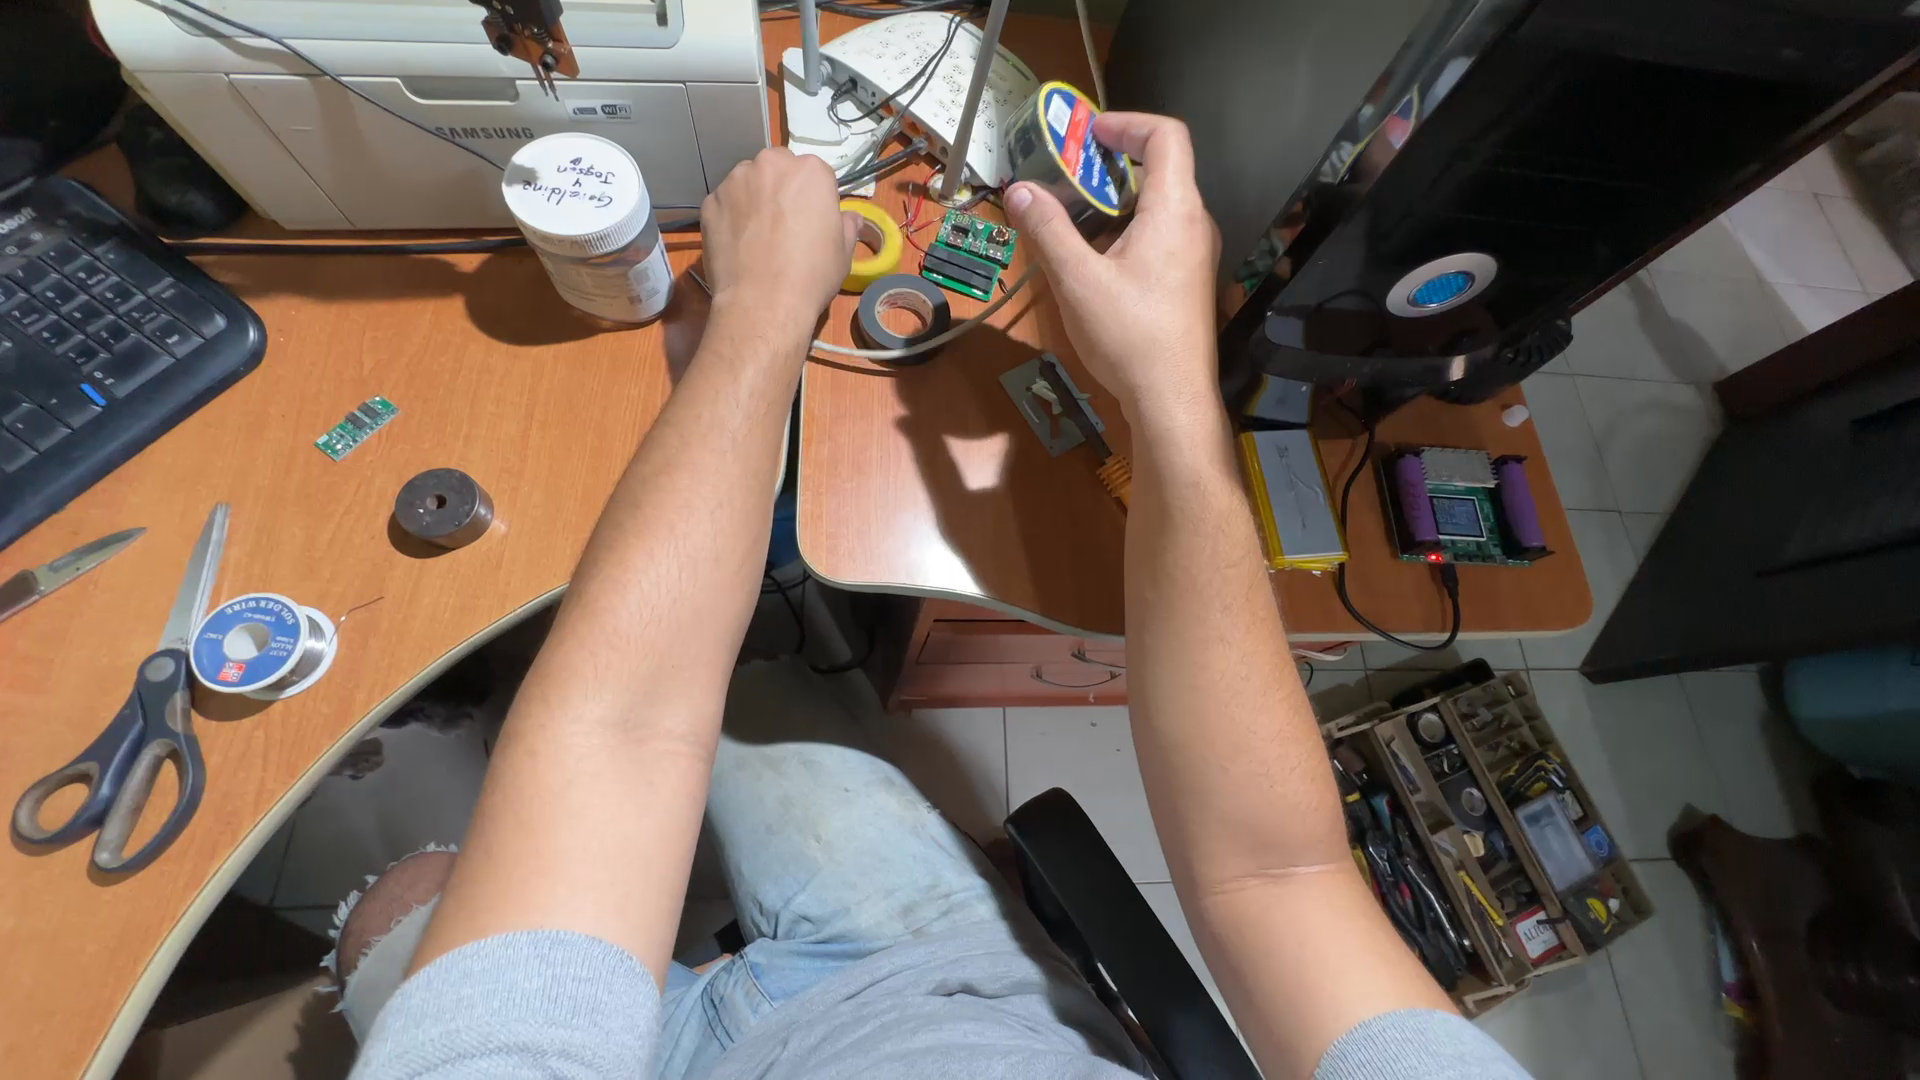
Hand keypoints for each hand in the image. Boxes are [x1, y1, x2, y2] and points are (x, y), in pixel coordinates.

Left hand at [701, 148, 859, 333]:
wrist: (763, 302)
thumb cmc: (812, 276)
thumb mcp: (844, 254)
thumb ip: (847, 226)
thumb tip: (850, 217)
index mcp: (810, 171)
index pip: (816, 174)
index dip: (815, 199)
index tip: (813, 221)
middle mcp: (770, 164)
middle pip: (778, 170)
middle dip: (781, 190)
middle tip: (784, 227)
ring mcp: (735, 180)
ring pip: (748, 183)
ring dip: (754, 200)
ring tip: (758, 238)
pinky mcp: (710, 201)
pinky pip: (725, 204)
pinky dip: (731, 218)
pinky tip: (738, 246)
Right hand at [1006, 113, 1220, 430]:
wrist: (1170, 398)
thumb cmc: (1128, 335)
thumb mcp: (1078, 280)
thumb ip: (1048, 230)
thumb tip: (1018, 191)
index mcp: (1175, 209)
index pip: (1165, 136)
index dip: (1126, 123)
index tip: (1087, 133)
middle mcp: (1195, 224)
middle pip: (1160, 172)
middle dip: (1110, 169)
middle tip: (1066, 181)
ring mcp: (1196, 257)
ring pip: (1156, 211)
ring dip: (1114, 208)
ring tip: (1072, 227)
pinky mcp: (1188, 284)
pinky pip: (1159, 241)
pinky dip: (1126, 236)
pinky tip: (1095, 268)